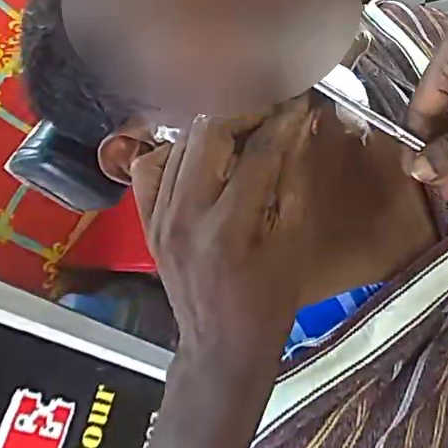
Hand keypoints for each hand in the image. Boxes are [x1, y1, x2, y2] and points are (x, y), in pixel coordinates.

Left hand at [128, 98, 318, 361]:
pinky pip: (152, 164)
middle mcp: (186, 216)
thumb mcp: (295, 239)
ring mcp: (159, 217)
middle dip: (245, 111)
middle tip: (270, 111)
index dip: (284, 119)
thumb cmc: (270, 299)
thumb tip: (301, 125)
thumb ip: (295, 176)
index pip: (259, 151)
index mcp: (231, 228)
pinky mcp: (146, 221)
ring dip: (215, 127)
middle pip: (210, 132)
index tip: (299, 101)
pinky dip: (178, 150)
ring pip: (182, 141)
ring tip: (242, 129)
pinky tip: (201, 155)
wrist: (221, 346)